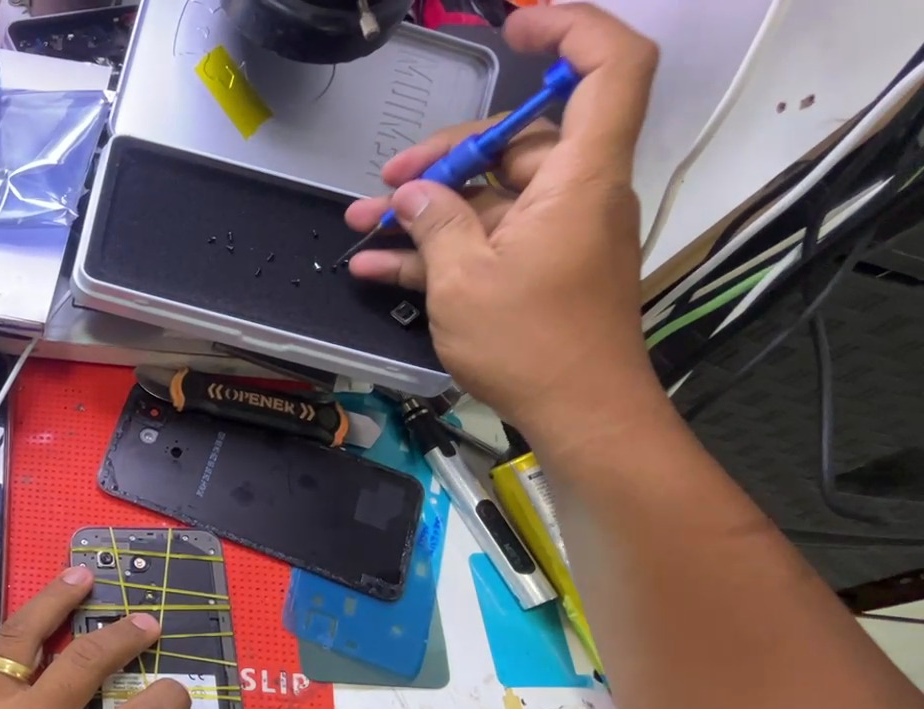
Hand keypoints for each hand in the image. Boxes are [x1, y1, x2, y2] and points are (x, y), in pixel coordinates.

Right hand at [344, 4, 662, 448]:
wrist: (576, 409)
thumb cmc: (530, 340)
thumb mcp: (465, 279)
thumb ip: (436, 224)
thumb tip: (412, 192)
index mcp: (578, 179)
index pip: (607, 70)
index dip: (570, 31)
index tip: (516, 25)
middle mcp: (572, 195)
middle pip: (516, 143)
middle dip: (443, 158)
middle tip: (387, 182)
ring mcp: (551, 235)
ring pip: (485, 200)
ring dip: (422, 211)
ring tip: (361, 224)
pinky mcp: (532, 270)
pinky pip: (480, 244)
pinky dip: (433, 251)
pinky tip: (376, 266)